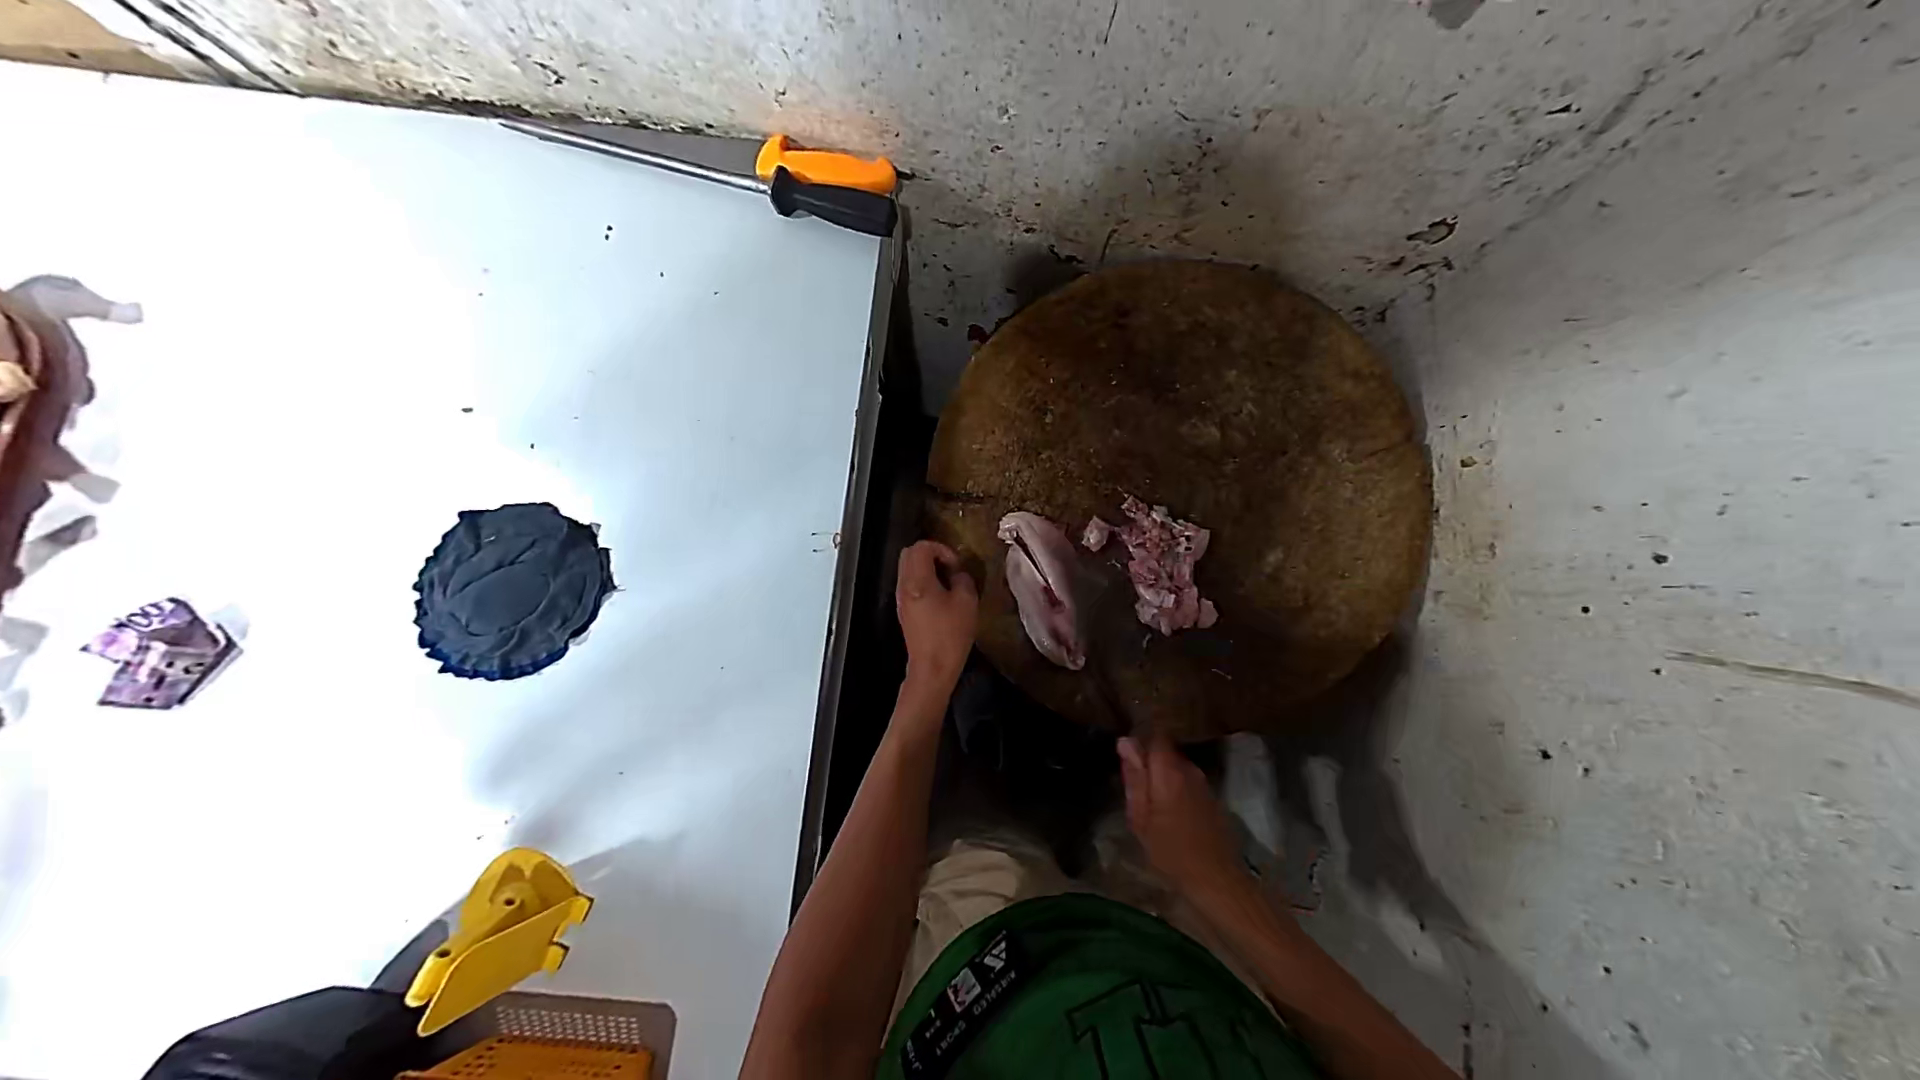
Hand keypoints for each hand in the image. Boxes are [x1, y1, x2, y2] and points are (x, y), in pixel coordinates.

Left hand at [896, 540, 977, 693]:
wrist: (932, 667)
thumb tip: (957, 573)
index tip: (956, 565)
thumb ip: (963, 579)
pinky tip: (941, 597)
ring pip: (908, 569)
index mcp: (917, 580)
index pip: (921, 547)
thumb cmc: (950, 634)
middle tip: (951, 568)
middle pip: (909, 554)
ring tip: (948, 582)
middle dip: (931, 554)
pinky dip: (923, 581)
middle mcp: (904, 585)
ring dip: (927, 568)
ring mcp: (901, 598)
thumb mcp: (967, 602)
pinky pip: (910, 584)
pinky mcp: (904, 610)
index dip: (941, 549)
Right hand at [1119, 734, 1254, 903]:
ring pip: (1176, 766)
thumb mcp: (1140, 817)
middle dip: (1149, 761)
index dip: (1140, 740)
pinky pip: (1187, 781)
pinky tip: (1169, 810)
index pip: (1155, 735)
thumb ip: (1134, 777)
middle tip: (1134, 785)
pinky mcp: (1211, 797)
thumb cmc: (1170, 850)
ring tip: (1150, 801)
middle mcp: (1189, 769)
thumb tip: (1125, 741)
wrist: (1215, 879)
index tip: (1127, 755)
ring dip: (1162, 776)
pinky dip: (1175, 788)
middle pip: (1165, 750)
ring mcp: (1203, 782)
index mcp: (1169, 771)